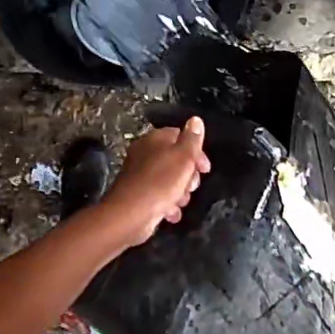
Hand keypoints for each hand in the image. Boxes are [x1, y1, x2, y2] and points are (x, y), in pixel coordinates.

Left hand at [93, 117, 210, 248]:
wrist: (130, 214)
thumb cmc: (160, 182)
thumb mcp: (182, 158)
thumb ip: (191, 139)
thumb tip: (195, 119)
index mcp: (155, 140)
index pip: (180, 136)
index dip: (196, 152)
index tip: (205, 169)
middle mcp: (145, 153)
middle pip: (176, 160)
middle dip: (188, 176)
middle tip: (190, 186)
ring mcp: (141, 174)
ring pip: (170, 180)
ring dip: (179, 194)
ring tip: (179, 201)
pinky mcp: (139, 194)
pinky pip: (160, 196)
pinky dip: (167, 205)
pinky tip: (170, 213)